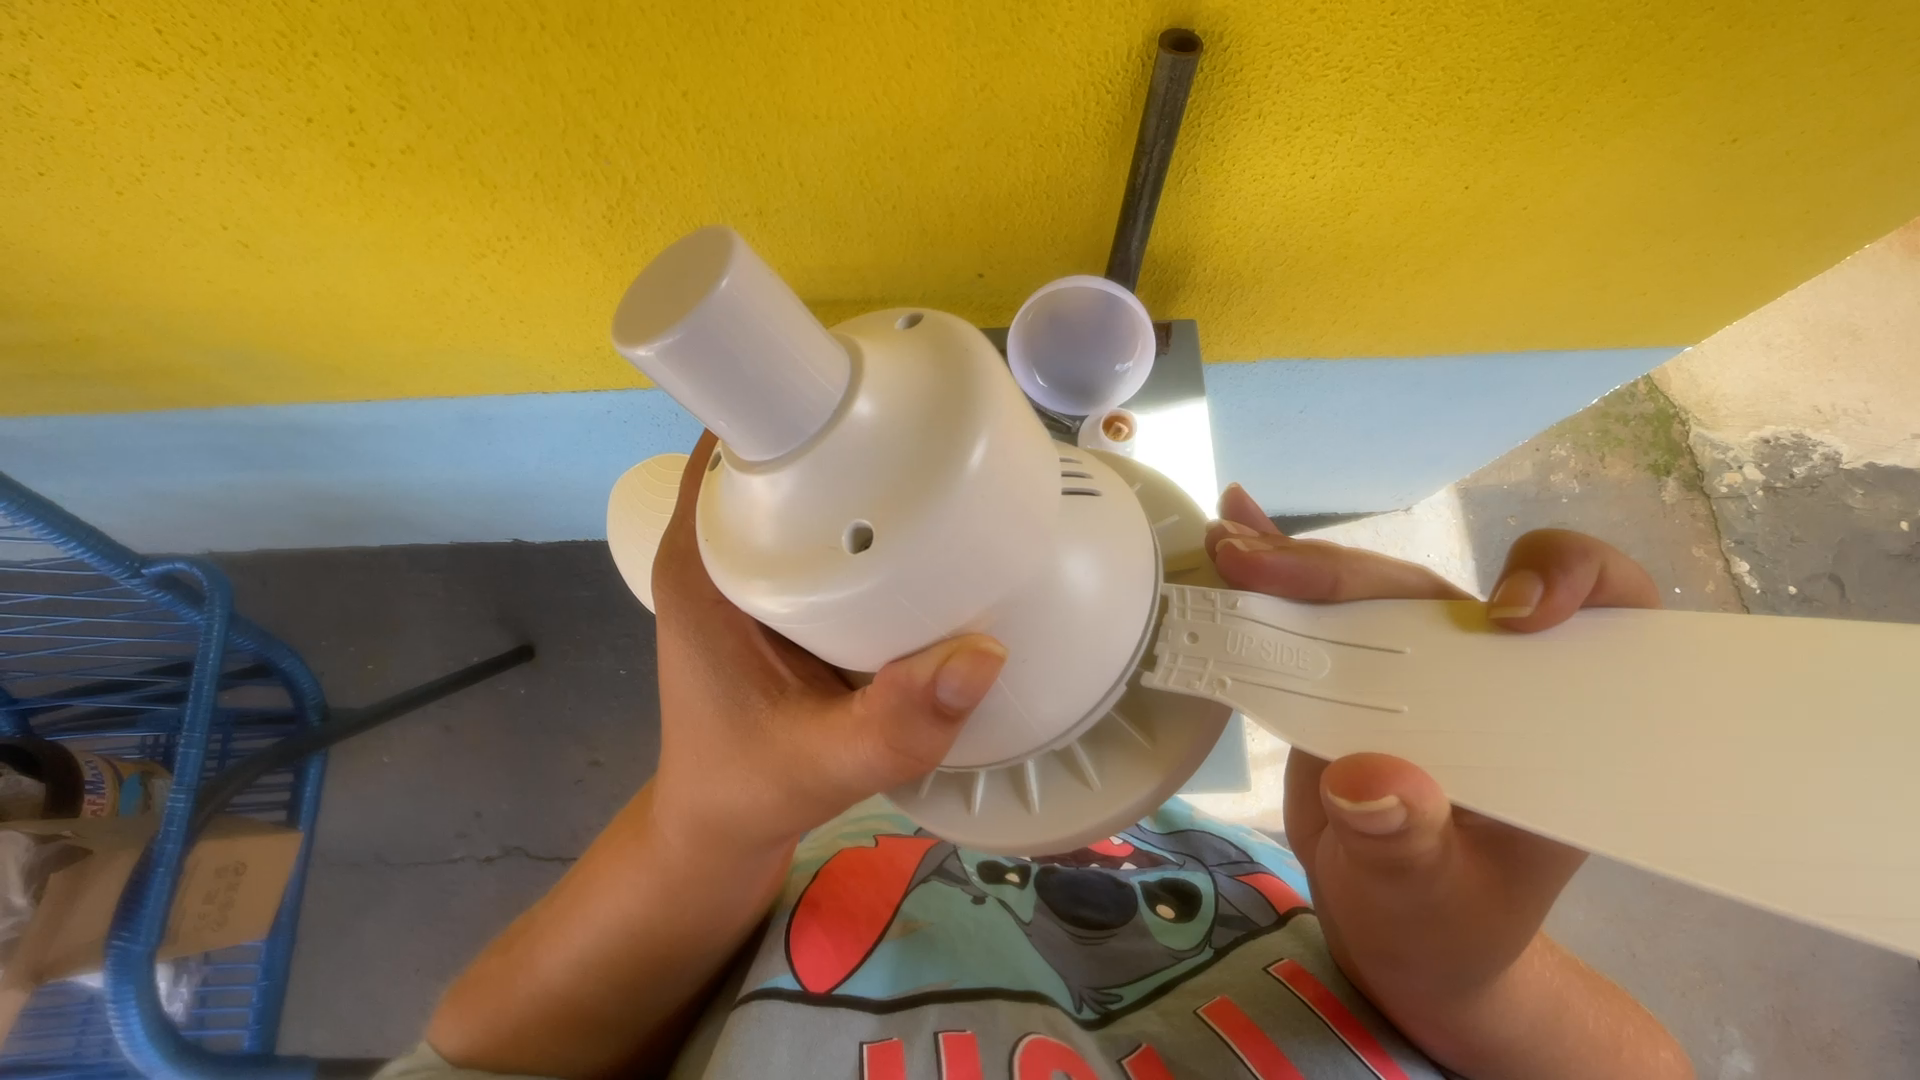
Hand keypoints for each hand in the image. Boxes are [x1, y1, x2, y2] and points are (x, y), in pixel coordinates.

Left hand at [649, 434, 1008, 855]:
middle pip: (783, 454)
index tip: (882, 388)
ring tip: (947, 469)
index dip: (801, 399)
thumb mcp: (825, 761)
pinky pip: (824, 533)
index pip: (738, 440)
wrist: (721, 826)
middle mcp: (720, 551)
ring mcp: (752, 571)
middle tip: (942, 431)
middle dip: (854, 433)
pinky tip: (927, 536)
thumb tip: (987, 652)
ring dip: (866, 477)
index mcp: (701, 563)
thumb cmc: (748, 788)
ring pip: (808, 491)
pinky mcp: (781, 594)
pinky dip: (869, 525)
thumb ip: (896, 723)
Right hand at [1206, 485, 1666, 1069]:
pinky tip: (1232, 526)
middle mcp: (1481, 677)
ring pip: (1361, 591)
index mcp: (1546, 723)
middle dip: (1344, 570)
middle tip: (1257, 564)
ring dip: (1290, 561)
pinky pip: (1310, 612)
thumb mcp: (1431, 897)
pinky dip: (1269, 569)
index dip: (1570, 581)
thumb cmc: (1442, 924)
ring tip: (1224, 545)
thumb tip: (1368, 779)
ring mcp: (1408, 670)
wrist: (1388, 925)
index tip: (1509, 614)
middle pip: (1431, 592)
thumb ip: (1408, 846)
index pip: (1605, 616)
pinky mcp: (1347, 674)